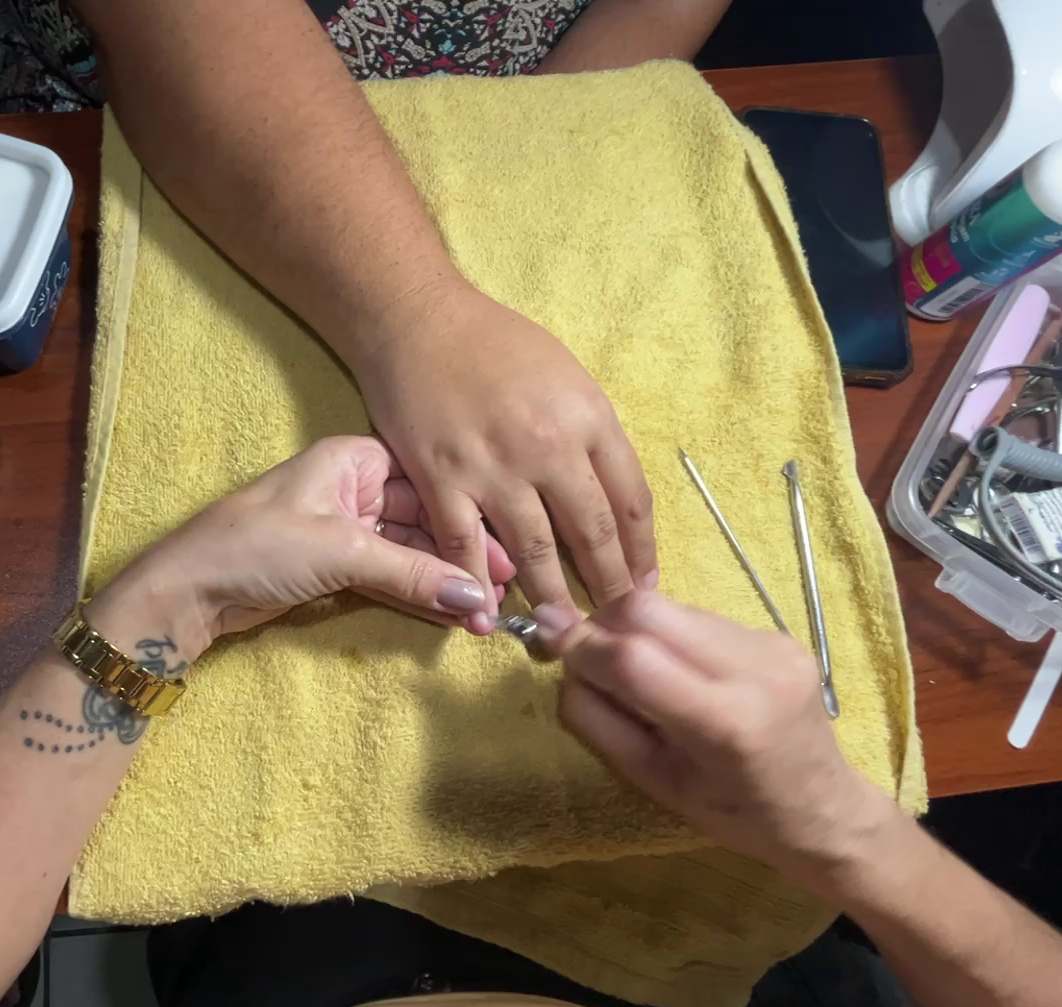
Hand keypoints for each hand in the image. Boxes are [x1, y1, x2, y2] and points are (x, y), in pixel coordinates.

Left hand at [91, 436, 516, 657]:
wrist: (191, 588)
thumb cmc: (258, 546)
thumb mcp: (341, 550)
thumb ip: (411, 573)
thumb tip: (476, 598)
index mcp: (352, 460)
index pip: (428, 482)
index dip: (469, 517)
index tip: (507, 555)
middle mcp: (353, 488)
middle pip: (423, 520)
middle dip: (461, 557)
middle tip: (504, 592)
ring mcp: (344, 528)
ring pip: (408, 552)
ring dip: (442, 582)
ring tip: (484, 613)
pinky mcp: (334, 564)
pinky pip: (387, 575)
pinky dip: (415, 594)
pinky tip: (448, 613)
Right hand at [349, 282, 656, 625]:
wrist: (417, 322)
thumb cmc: (492, 343)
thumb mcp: (564, 375)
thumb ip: (587, 433)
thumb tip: (600, 490)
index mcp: (588, 417)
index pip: (630, 502)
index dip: (641, 552)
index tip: (644, 585)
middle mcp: (549, 448)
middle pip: (591, 534)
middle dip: (607, 588)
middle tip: (614, 625)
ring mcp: (493, 468)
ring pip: (534, 551)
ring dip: (552, 597)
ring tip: (563, 630)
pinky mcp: (441, 481)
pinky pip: (465, 547)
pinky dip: (477, 585)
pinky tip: (487, 613)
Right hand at [536, 594, 900, 892]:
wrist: (826, 811)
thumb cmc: (731, 811)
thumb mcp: (649, 780)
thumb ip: (596, 718)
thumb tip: (561, 658)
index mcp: (725, 723)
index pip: (632, 657)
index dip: (579, 644)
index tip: (545, 639)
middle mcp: (755, 669)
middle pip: (646, 609)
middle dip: (602, 624)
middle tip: (588, 654)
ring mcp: (771, 643)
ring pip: (667, 604)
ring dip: (631, 627)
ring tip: (634, 667)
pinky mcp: (776, 631)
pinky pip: (693, 614)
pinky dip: (664, 633)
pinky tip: (674, 666)